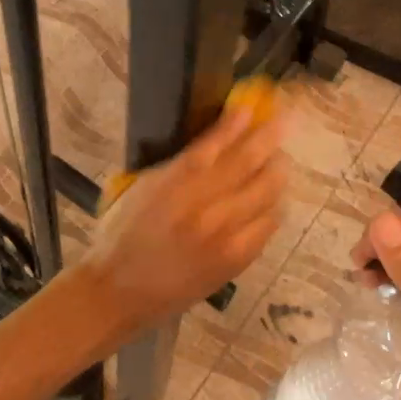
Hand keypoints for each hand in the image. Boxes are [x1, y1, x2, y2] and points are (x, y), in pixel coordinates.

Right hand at [75, 87, 287, 332]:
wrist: (121, 293)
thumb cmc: (123, 233)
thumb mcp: (142, 188)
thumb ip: (179, 164)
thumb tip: (218, 140)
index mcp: (173, 185)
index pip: (215, 145)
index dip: (237, 123)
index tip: (252, 107)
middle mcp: (204, 207)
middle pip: (249, 164)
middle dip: (269, 139)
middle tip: (279, 126)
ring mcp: (224, 236)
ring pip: (267, 193)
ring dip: (276, 170)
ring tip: (277, 161)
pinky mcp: (237, 260)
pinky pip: (268, 225)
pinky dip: (273, 205)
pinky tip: (270, 198)